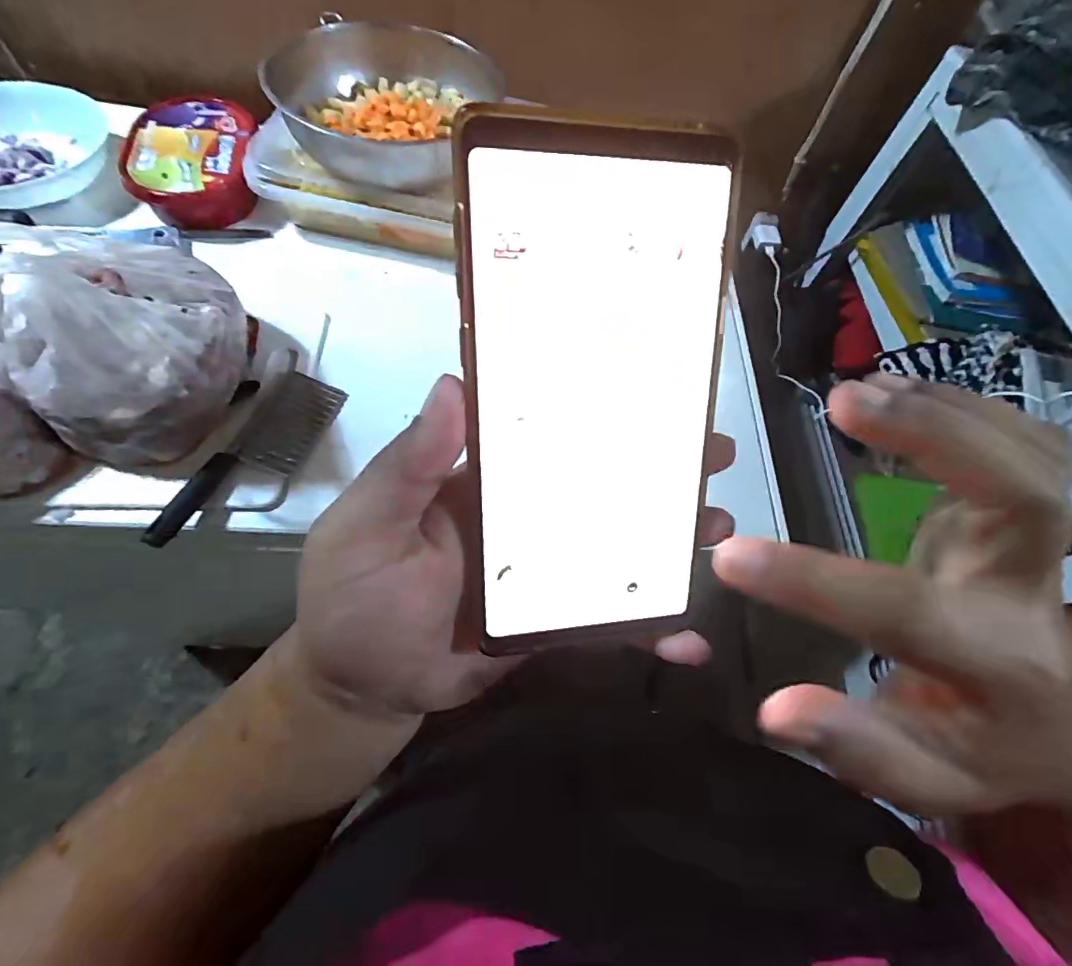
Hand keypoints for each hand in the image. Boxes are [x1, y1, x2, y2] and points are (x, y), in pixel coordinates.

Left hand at [291, 374, 736, 719]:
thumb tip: (451, 383)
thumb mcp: (372, 521)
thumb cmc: (353, 594)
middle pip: (596, 489)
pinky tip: (690, 638)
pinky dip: (646, 630)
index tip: (653, 396)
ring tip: (719, 535)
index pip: (543, 435)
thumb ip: (411, 462)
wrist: (358, 687)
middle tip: (712, 460)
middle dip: (653, 474)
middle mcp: (518, 521)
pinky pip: (605, 621)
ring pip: (613, 552)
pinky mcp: (549, 626)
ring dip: (665, 544)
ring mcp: (539, 576)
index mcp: (481, 483)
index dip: (595, 414)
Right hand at [712, 374, 1071, 817]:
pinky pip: (1026, 447)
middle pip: (1027, 494)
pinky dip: (965, 406)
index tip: (728, 558)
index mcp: (996, 664)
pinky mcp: (1029, 521)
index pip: (904, 613)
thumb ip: (852, 746)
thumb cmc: (975, 754)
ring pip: (1034, 456)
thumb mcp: (918, 777)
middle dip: (939, 437)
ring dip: (948, 408)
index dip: (814, 583)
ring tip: (859, 390)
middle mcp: (1029, 593)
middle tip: (842, 401)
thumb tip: (775, 710)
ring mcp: (1038, 548)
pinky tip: (898, 390)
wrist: (1051, 735)